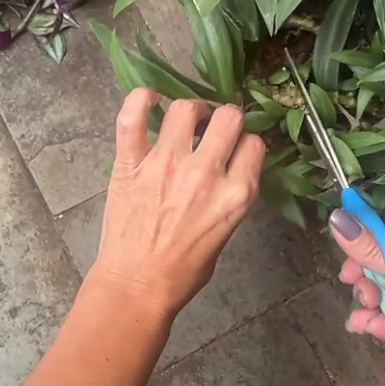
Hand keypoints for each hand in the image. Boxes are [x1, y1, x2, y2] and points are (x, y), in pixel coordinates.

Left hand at [89, 89, 265, 317]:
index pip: (254, 144)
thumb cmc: (183, 270)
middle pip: (229, 117)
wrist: (137, 286)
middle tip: (213, 129)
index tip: (236, 147)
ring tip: (185, 120)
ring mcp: (165, 164)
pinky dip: (140, 99)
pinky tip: (149, 99)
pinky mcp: (130, 164)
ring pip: (186, 109)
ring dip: (190, 109)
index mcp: (235, 194)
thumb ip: (232, 196)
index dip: (246, 142)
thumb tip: (230, 166)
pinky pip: (132, 117)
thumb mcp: (227, 233)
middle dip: (225, 118)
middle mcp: (204, 173)